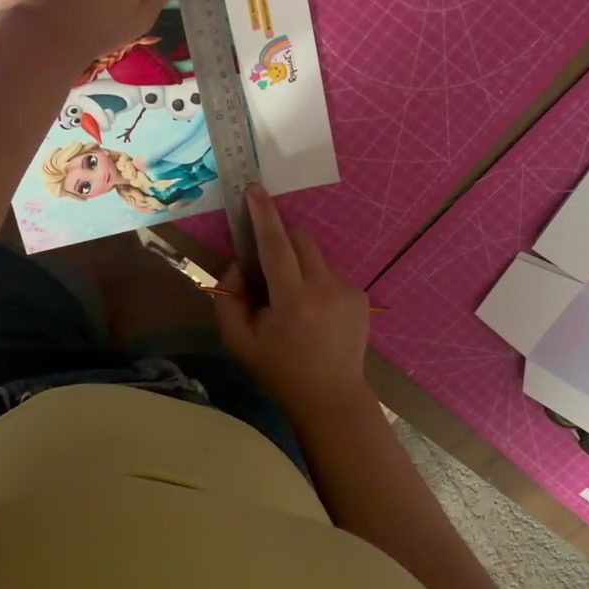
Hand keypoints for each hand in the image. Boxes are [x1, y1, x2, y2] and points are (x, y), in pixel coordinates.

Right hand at [213, 185, 373, 417]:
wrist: (331, 398)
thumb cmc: (278, 370)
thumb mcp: (238, 340)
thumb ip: (228, 297)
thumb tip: (237, 263)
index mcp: (292, 301)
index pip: (276, 246)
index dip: (264, 215)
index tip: (254, 189)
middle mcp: (324, 289)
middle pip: (300, 239)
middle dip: (281, 240)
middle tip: (267, 266)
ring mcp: (347, 291)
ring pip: (315, 255)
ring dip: (298, 264)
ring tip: (294, 301)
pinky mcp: (360, 296)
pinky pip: (329, 271)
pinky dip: (315, 280)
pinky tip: (314, 312)